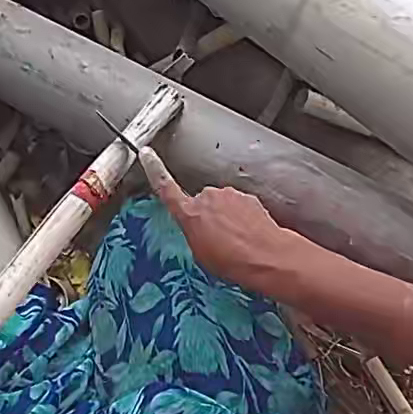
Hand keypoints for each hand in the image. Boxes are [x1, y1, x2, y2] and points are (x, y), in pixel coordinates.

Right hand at [139, 148, 295, 289]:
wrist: (265, 256)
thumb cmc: (232, 260)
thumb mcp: (201, 254)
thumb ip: (194, 233)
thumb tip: (199, 228)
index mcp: (189, 213)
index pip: (166, 187)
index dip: (154, 169)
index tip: (147, 153)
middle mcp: (207, 197)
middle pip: (201, 201)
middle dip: (207, 215)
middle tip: (217, 239)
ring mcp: (229, 194)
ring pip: (222, 203)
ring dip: (227, 217)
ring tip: (235, 240)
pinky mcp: (247, 196)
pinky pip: (240, 205)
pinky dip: (243, 217)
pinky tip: (248, 234)